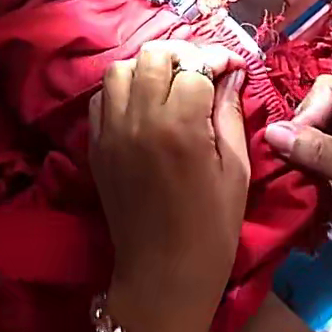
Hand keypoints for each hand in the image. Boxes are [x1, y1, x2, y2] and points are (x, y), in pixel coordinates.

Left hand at [89, 40, 252, 331]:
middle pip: (153, 55)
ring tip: (168, 83)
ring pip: (120, 68)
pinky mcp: (95, 145)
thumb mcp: (236, 170)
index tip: (231, 67)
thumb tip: (232, 74)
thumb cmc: (212, 227)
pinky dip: (121, 89)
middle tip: (200, 71)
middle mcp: (140, 120)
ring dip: (147, 67)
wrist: (163, 276)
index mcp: (180, 126)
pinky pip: (101, 97)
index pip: (195, 66)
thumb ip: (230, 113)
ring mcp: (111, 131)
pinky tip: (141, 104)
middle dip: (182, 55)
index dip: (217, 61)